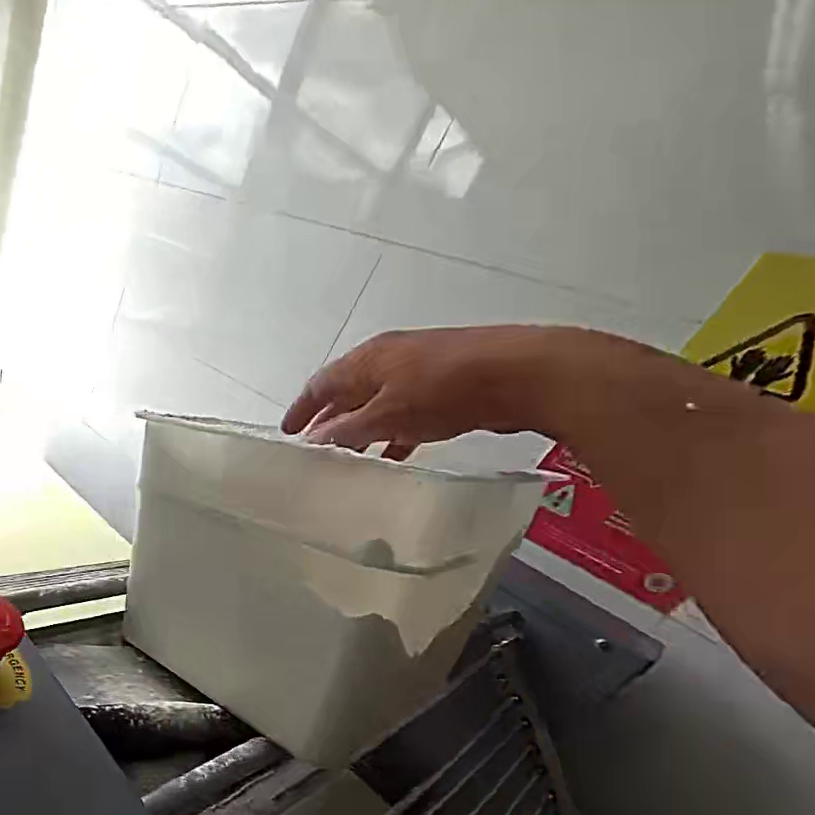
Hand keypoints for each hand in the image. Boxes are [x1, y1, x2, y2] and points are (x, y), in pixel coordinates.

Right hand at [281, 325, 598, 458]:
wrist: (527, 373)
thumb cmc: (446, 390)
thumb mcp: (387, 415)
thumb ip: (347, 430)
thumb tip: (314, 442)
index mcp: (366, 359)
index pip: (320, 384)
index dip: (302, 409)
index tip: (288, 432)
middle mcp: (388, 358)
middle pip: (347, 392)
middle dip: (330, 420)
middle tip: (315, 448)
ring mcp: (420, 368)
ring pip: (378, 402)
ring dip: (362, 427)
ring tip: (350, 456)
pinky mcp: (449, 382)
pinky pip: (407, 409)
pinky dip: (394, 430)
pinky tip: (395, 452)